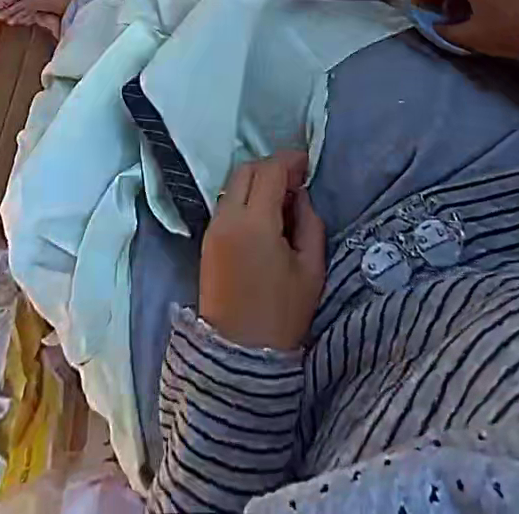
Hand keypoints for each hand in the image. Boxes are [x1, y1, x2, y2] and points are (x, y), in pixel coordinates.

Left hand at [200, 150, 325, 350]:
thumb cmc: (282, 314)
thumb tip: (300, 196)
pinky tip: (265, 215)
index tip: (308, 163)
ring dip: (257, 181)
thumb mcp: (311, 268)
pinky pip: (226, 203)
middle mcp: (227, 219)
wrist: (238, 357)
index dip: (291, 160)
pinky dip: (245, 197)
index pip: (270, 171)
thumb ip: (310, 222)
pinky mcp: (207, 242)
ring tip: (282, 200)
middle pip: (246, 170)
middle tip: (296, 180)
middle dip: (272, 166)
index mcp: (254, 223)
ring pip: (232, 185)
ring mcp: (212, 230)